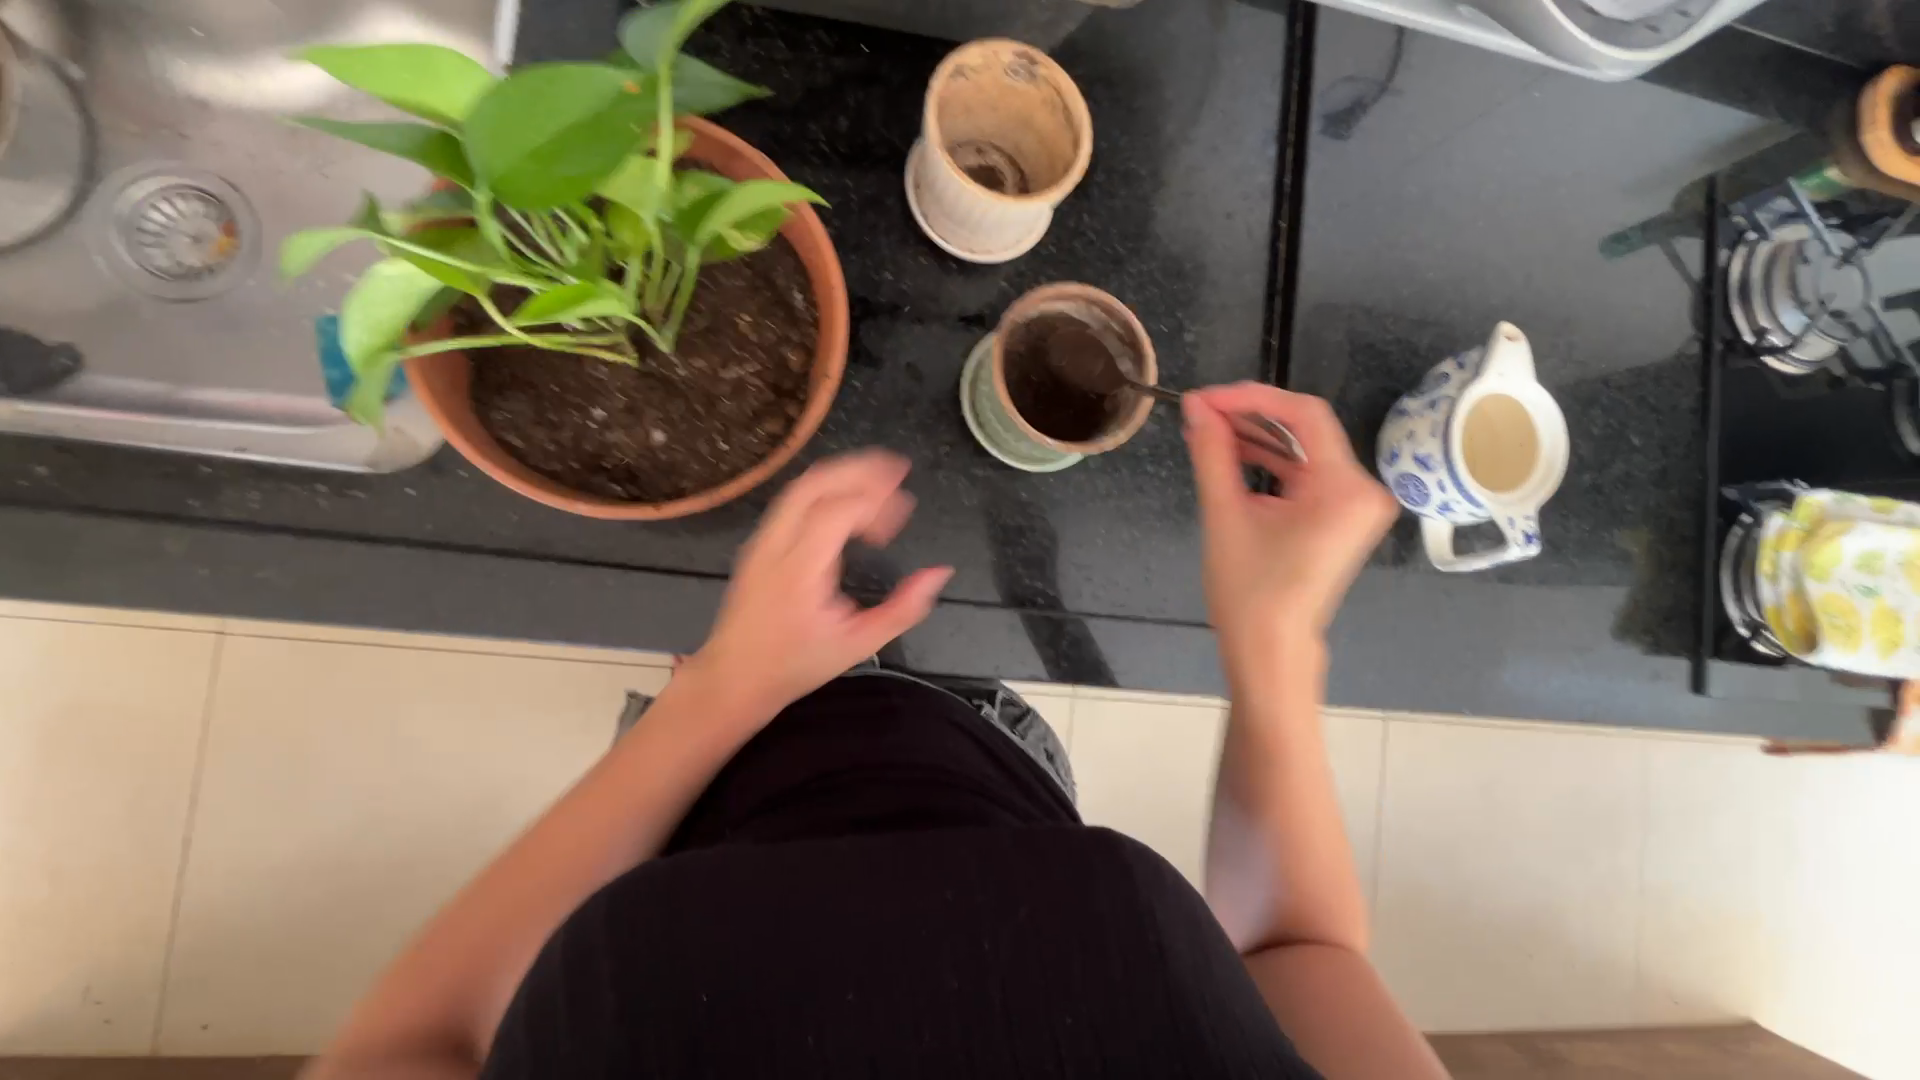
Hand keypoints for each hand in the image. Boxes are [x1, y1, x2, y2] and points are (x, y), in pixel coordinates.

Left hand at [681, 449, 953, 721]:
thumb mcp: (858, 644)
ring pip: (801, 487)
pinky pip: (792, 501)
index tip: (905, 508)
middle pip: (815, 484)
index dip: (877, 501)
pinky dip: (826, 490)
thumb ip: (903, 609)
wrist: (734, 678)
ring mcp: (761, 540)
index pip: (837, 512)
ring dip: (843, 475)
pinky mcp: (758, 543)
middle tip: (898, 469)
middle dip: (861, 469)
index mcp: (799, 569)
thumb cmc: (795, 664)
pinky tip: (849, 502)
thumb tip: (938, 574)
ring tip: (879, 478)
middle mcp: (774, 545)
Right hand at [1182, 384, 1396, 679]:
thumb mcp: (1224, 515)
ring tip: (1208, 433)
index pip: (1304, 415)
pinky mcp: (1340, 516)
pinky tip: (1231, 456)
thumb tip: (1195, 406)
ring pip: (1303, 452)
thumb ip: (1212, 453)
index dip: (1252, 398)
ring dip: (1256, 440)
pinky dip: (1270, 465)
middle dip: (1250, 418)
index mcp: (1345, 488)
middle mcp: (1362, 489)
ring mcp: (1354, 504)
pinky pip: (1305, 475)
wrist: (1270, 649)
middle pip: (1306, 431)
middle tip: (1200, 413)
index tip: (1206, 399)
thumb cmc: (1248, 590)